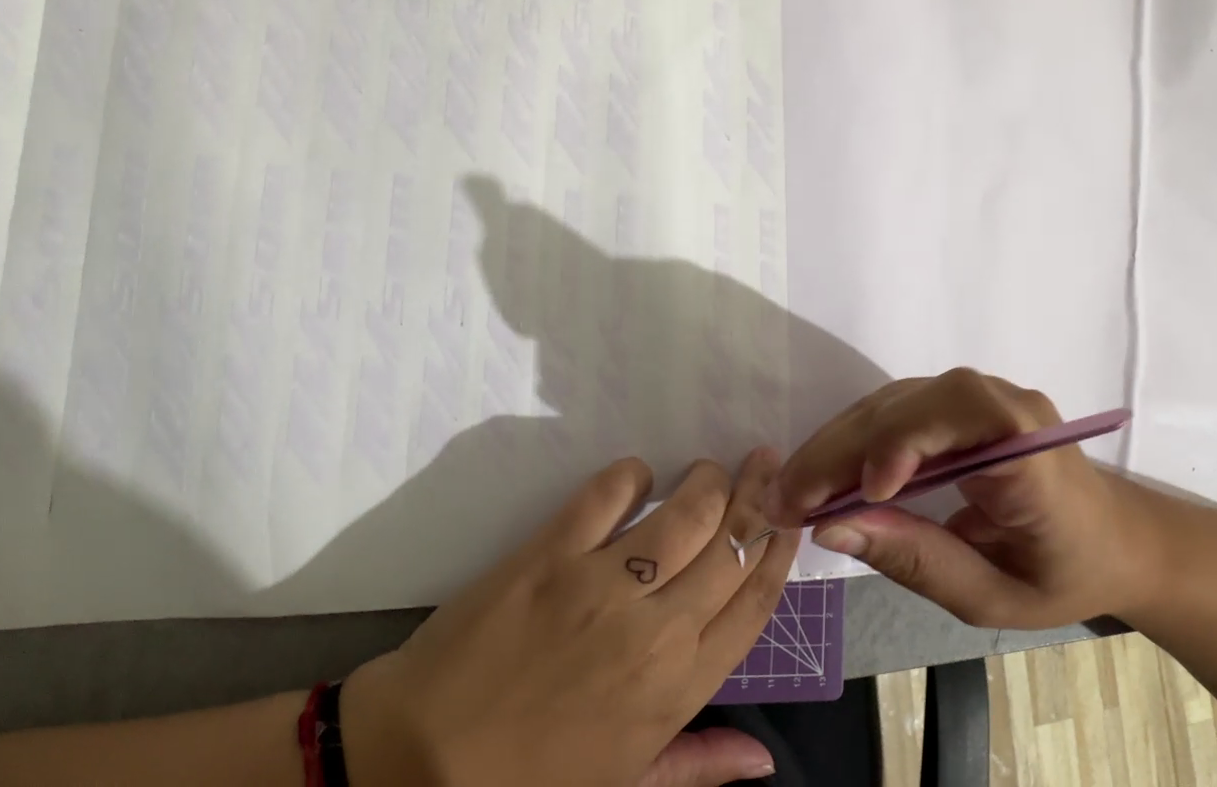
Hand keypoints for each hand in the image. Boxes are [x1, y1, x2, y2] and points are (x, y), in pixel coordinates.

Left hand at [342, 449, 800, 786]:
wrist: (426, 756)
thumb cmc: (531, 776)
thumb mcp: (627, 783)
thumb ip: (699, 763)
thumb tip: (765, 761)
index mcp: (680, 685)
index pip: (754, 602)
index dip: (778, 552)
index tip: (789, 517)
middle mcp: (657, 628)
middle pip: (730, 545)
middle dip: (758, 497)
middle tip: (763, 462)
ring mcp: (603, 585)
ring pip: (684, 513)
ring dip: (707, 480)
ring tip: (710, 467)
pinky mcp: (550, 553)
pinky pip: (606, 495)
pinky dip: (630, 475)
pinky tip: (637, 474)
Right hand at [766, 368, 1161, 629]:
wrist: (1116, 540)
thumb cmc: (1065, 574)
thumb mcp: (995, 595)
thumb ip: (918, 560)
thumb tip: (831, 527)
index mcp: (1031, 449)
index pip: (961, 412)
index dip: (904, 440)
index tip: (866, 492)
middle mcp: (1001, 404)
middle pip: (905, 406)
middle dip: (839, 452)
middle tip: (784, 502)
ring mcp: (976, 396)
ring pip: (887, 404)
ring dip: (833, 445)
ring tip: (791, 492)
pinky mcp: (952, 404)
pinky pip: (890, 412)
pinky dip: (850, 443)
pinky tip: (822, 476)